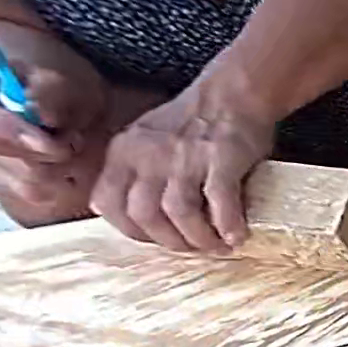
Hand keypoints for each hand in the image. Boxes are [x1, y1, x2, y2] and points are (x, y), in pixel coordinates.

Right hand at [0, 55, 105, 207]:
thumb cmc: (41, 69)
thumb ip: (48, 92)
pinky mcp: (3, 173)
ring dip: (59, 170)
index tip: (53, 145)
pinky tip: (68, 165)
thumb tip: (42, 114)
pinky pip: (34, 191)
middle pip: (4, 156)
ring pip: (23, 180)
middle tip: (72, 137)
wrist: (27, 73)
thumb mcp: (54, 72)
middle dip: (49, 153)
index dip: (17, 136)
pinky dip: (59, 184)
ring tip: (68, 145)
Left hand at [91, 92, 271, 252]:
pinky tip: (238, 235)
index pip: (109, 205)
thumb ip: (144, 173)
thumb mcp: (151, 143)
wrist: (232, 97)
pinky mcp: (221, 160)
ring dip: (200, 238)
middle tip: (198, 249)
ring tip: (220, 247)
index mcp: (123, 154)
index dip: (135, 232)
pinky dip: (228, 225)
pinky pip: (220, 201)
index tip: (164, 240)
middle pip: (144, 214)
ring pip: (179, 213)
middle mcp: (146, 156)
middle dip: (172, 241)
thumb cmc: (197, 124)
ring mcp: (184, 158)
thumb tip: (154, 215)